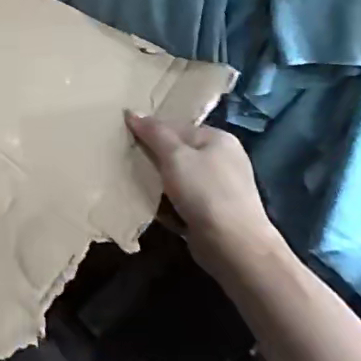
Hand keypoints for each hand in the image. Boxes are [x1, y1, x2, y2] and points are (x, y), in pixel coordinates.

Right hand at [126, 112, 283, 278]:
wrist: (235, 248)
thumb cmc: (205, 193)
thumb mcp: (176, 156)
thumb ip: (154, 133)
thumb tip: (131, 112)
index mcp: (217, 139)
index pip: (176, 126)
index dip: (150, 130)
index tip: (124, 138)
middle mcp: (220, 160)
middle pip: (177, 153)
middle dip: (153, 159)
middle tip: (126, 162)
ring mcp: (217, 189)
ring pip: (177, 179)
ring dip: (157, 184)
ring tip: (133, 185)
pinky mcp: (211, 214)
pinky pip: (181, 202)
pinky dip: (167, 205)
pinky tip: (151, 208)